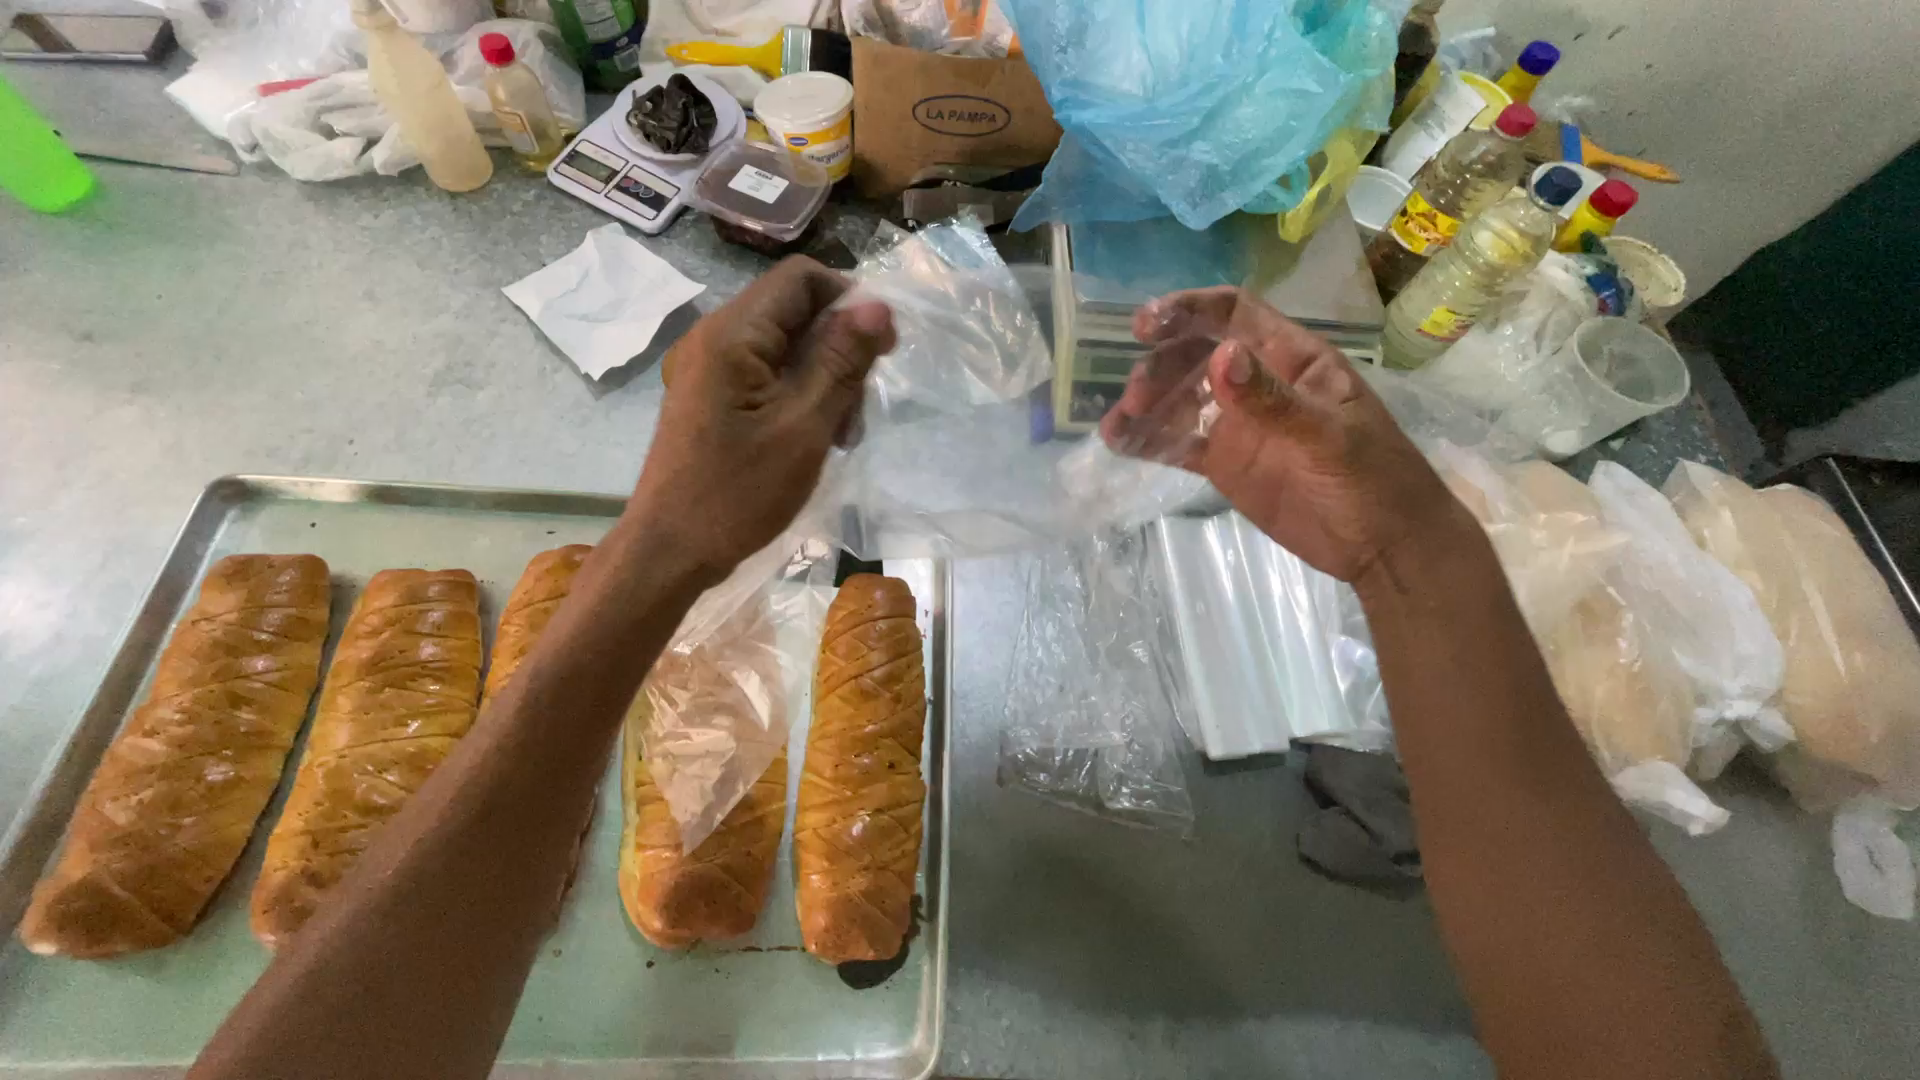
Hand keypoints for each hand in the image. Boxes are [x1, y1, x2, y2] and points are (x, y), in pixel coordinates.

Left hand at [632, 257, 895, 581]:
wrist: (672, 550)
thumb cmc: (739, 492)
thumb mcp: (804, 427)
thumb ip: (841, 361)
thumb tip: (877, 305)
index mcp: (733, 334)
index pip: (801, 278)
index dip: (849, 301)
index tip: (881, 348)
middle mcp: (716, 338)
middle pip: (795, 311)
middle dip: (839, 348)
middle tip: (859, 406)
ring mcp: (711, 369)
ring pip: (786, 347)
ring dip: (824, 378)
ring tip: (840, 433)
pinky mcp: (713, 397)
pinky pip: (767, 376)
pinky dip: (800, 396)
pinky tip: (817, 437)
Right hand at [1100, 287, 1470, 585]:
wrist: (1383, 548)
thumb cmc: (1372, 480)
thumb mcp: (1328, 436)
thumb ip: (1272, 399)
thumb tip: (1219, 356)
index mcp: (1291, 359)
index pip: (1234, 315)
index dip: (1189, 310)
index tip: (1144, 324)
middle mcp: (1257, 383)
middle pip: (1195, 357)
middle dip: (1160, 369)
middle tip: (1135, 398)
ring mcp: (1238, 424)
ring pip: (1180, 399)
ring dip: (1147, 406)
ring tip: (1117, 425)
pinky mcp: (1224, 462)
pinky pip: (1178, 443)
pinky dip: (1149, 441)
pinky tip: (1121, 444)